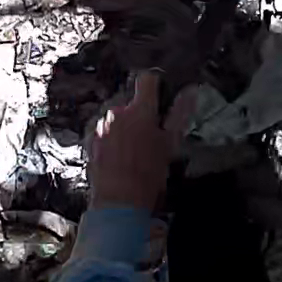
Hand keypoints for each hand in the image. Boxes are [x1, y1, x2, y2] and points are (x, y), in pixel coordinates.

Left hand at [87, 71, 184, 210]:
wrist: (118, 202)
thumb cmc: (148, 174)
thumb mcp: (170, 144)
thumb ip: (180, 113)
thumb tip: (191, 90)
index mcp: (139, 110)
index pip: (147, 79)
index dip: (156, 84)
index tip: (160, 94)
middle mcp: (116, 112)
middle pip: (131, 101)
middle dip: (140, 114)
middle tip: (149, 137)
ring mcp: (100, 125)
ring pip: (117, 117)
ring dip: (125, 126)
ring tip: (133, 151)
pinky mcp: (90, 139)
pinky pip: (105, 130)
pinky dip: (112, 138)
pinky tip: (119, 157)